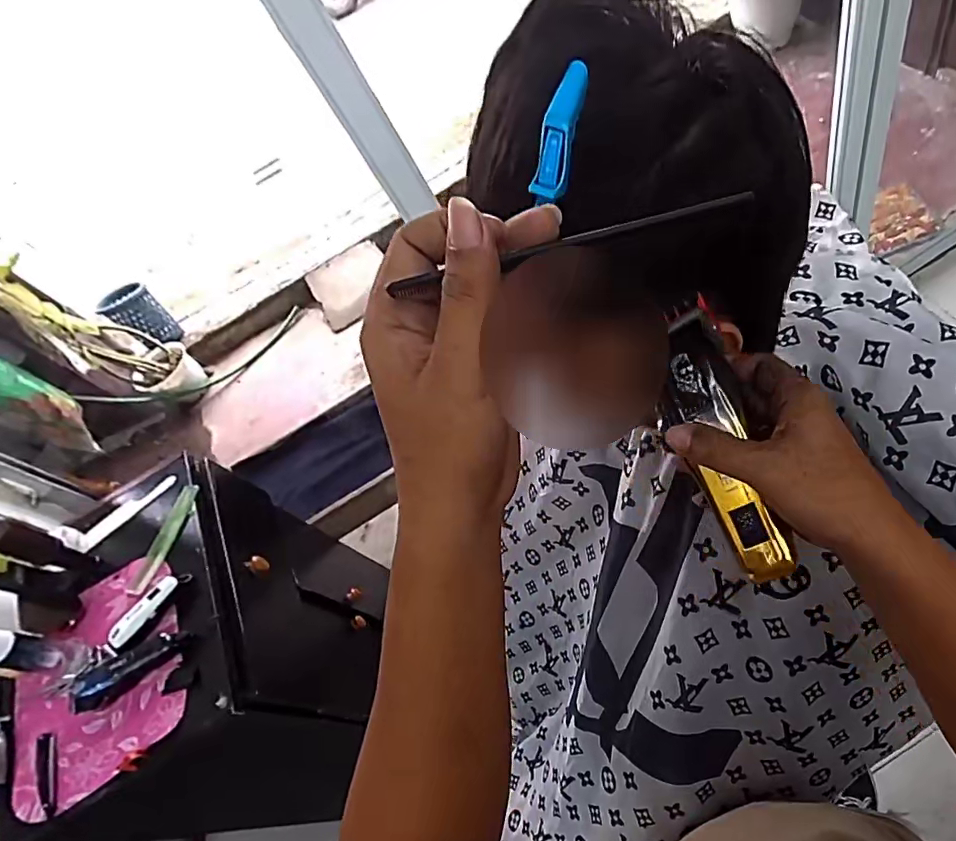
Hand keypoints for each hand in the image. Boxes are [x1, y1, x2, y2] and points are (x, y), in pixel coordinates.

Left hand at [361, 197, 560, 528]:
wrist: (466, 506)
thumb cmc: (447, 453)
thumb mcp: (460, 365)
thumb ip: (467, 291)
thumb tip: (465, 220)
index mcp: (396, 321)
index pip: (418, 245)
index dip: (460, 229)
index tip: (504, 230)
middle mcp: (421, 329)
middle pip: (460, 267)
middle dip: (504, 251)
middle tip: (548, 233)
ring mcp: (454, 350)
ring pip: (488, 297)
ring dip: (522, 284)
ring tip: (559, 275)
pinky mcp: (480, 370)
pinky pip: (504, 330)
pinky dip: (529, 322)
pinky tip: (551, 319)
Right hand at [665, 354, 903, 553]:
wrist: (865, 533)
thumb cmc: (821, 491)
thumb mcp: (760, 467)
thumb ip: (714, 449)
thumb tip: (675, 433)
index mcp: (799, 397)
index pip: (760, 364)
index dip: (728, 369)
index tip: (695, 383)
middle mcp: (804, 413)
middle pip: (755, 399)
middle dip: (721, 411)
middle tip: (686, 423)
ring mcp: (806, 440)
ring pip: (760, 430)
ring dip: (731, 440)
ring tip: (695, 452)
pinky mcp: (805, 466)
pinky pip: (768, 454)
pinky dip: (745, 461)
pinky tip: (721, 476)